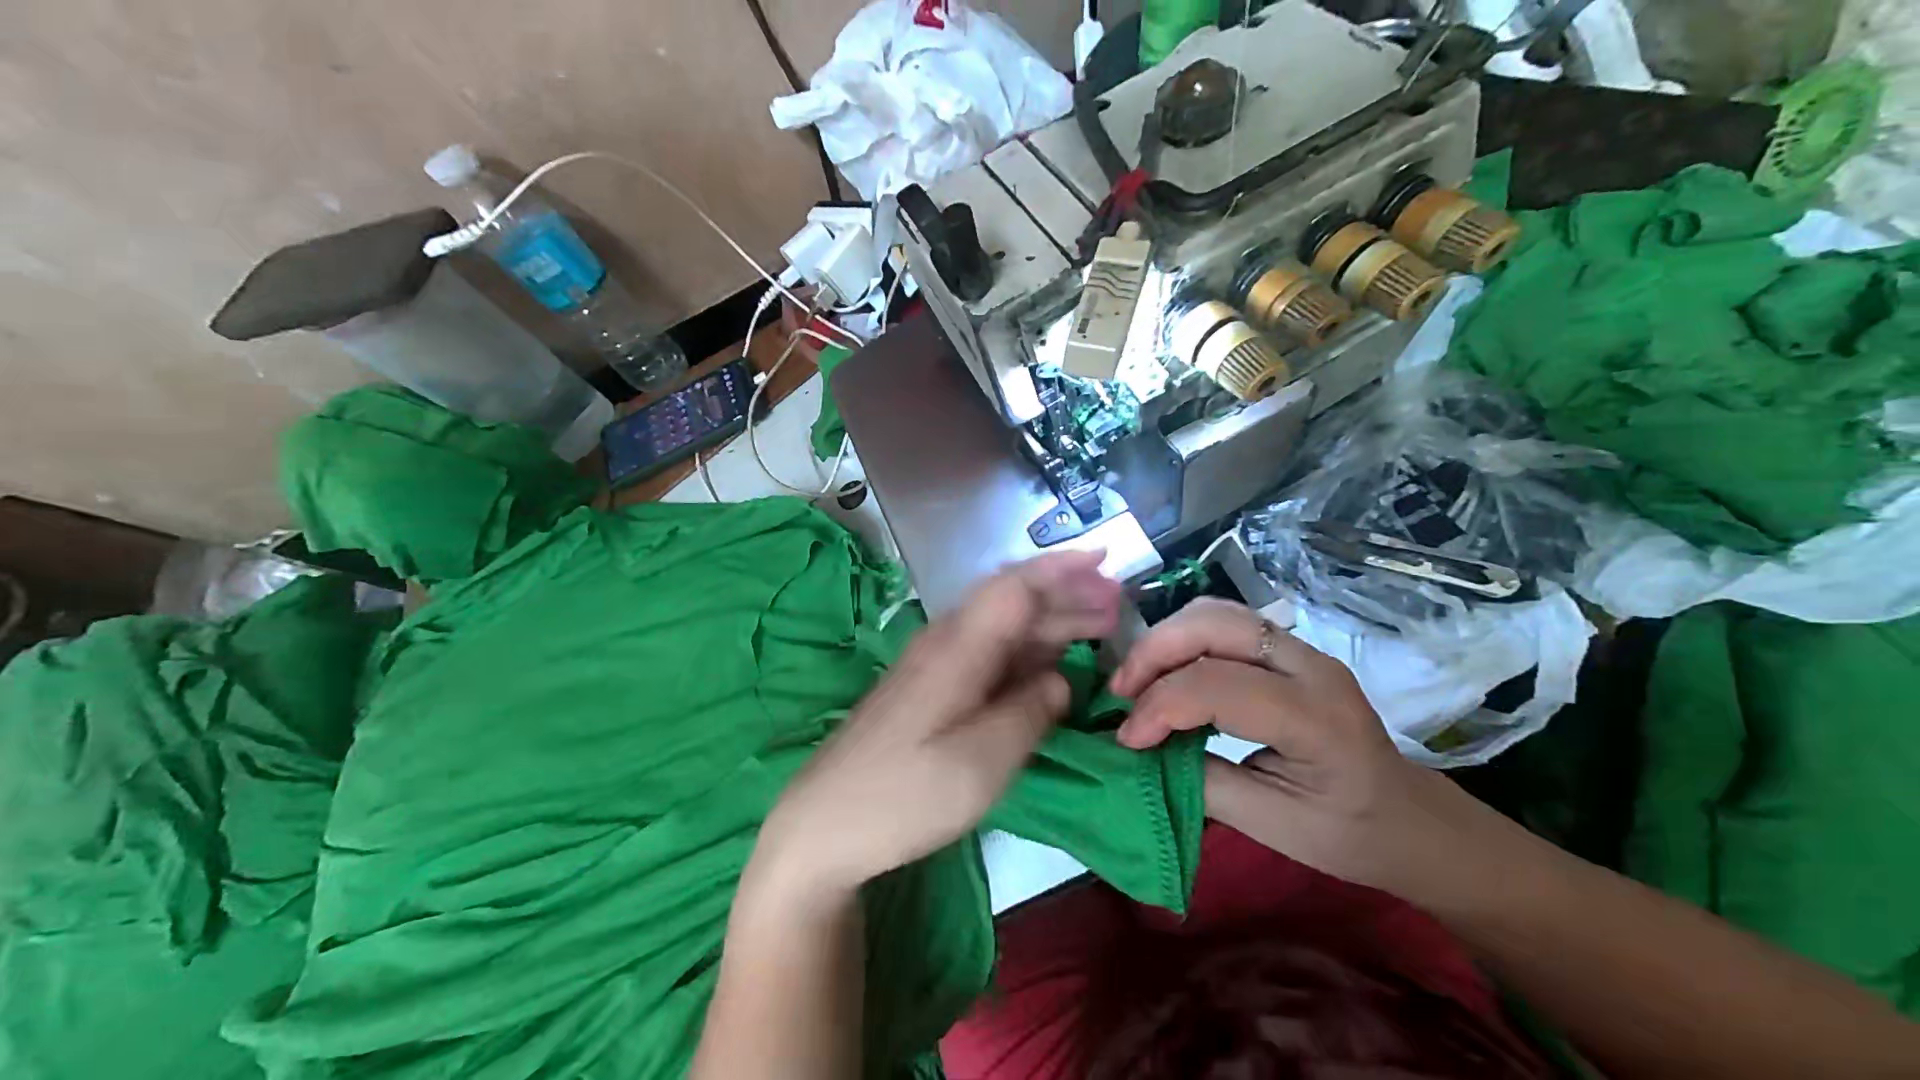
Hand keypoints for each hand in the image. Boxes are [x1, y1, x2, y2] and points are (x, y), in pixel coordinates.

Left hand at [751, 551, 1122, 900]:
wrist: (823, 825)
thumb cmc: (904, 796)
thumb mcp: (981, 762)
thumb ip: (1030, 713)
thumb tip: (1059, 681)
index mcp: (958, 648)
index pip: (1015, 588)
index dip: (1061, 571)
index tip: (1104, 563)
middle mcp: (945, 644)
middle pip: (1011, 603)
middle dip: (1066, 596)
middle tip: (1118, 604)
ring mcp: (933, 666)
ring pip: (1001, 628)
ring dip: (1049, 622)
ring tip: (1098, 627)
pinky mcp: (928, 691)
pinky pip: (988, 654)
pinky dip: (1025, 651)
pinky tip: (1047, 664)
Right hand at [1109, 597, 1468, 889]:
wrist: (1413, 820)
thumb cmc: (1348, 833)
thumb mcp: (1271, 824)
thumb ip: (1200, 782)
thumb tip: (1135, 753)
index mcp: (1316, 718)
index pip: (1217, 686)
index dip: (1159, 707)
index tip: (1126, 741)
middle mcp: (1311, 667)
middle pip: (1215, 625)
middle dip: (1154, 653)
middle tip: (1120, 695)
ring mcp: (1302, 651)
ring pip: (1216, 613)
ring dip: (1165, 641)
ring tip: (1136, 683)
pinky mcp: (1289, 650)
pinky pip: (1224, 624)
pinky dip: (1183, 641)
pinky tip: (1166, 674)